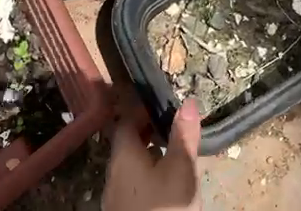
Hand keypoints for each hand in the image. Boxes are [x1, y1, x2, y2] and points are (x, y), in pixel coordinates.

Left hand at [103, 96, 202, 210]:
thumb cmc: (166, 209)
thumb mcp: (181, 170)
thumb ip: (183, 136)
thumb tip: (187, 101)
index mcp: (122, 155)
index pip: (126, 120)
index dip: (144, 108)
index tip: (164, 102)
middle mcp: (113, 174)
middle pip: (127, 143)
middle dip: (148, 132)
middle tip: (173, 126)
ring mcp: (116, 199)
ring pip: (131, 166)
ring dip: (149, 156)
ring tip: (174, 154)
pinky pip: (133, 186)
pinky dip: (148, 177)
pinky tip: (166, 185)